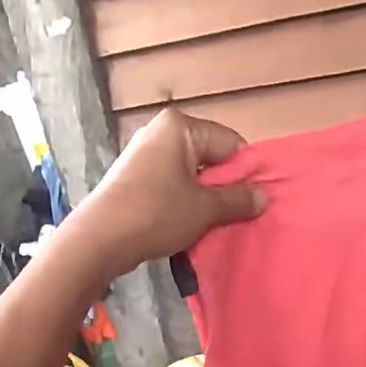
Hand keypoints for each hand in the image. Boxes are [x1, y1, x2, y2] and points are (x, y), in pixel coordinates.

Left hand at [71, 108, 266, 277]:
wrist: (101, 239)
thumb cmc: (157, 213)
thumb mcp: (206, 208)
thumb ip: (238, 199)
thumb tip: (264, 196)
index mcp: (180, 127)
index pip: (231, 143)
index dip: (246, 172)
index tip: (256, 200)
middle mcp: (162, 133)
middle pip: (212, 158)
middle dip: (227, 187)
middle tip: (242, 215)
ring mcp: (146, 155)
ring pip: (194, 175)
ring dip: (209, 199)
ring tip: (219, 223)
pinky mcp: (137, 178)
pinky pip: (175, 186)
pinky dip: (188, 203)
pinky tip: (194, 225)